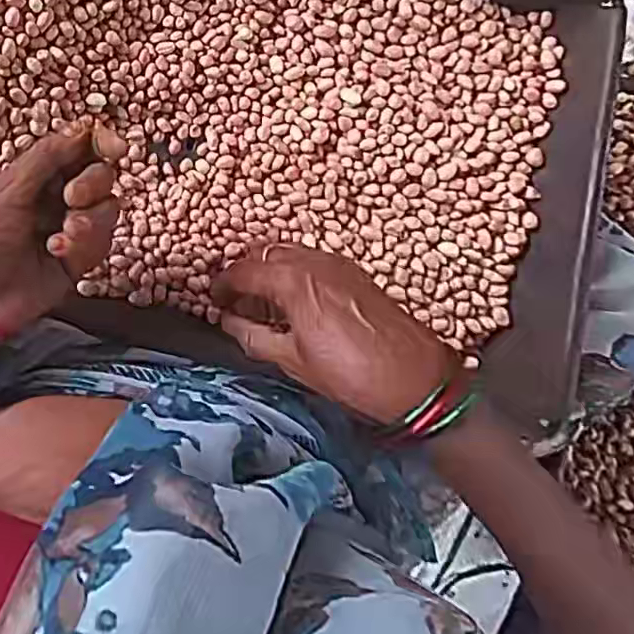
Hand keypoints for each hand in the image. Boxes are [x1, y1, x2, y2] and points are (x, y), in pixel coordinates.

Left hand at [0, 121, 127, 334]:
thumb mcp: (6, 190)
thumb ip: (47, 157)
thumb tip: (82, 127)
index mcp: (35, 173)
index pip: (79, 147)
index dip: (101, 142)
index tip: (117, 147)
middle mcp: (54, 198)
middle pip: (100, 176)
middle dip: (93, 182)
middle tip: (71, 196)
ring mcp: (67, 230)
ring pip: (107, 210)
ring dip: (92, 218)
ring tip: (64, 232)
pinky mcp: (75, 262)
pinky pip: (101, 243)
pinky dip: (85, 244)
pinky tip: (57, 251)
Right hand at [213, 245, 454, 423]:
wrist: (419, 382)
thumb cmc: (352, 375)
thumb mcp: (293, 361)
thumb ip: (253, 336)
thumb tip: (229, 322)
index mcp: (291, 281)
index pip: (242, 271)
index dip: (223, 285)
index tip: (214, 299)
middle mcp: (311, 262)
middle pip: (263, 254)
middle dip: (243, 272)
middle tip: (234, 298)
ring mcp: (335, 263)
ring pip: (287, 252)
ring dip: (268, 268)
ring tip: (262, 297)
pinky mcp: (353, 272)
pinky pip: (310, 258)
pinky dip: (292, 269)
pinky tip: (294, 297)